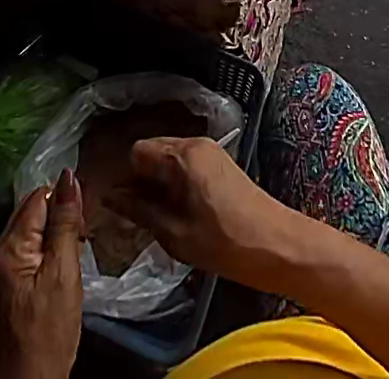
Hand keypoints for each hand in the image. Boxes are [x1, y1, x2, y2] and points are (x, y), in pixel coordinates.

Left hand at [0, 170, 83, 378]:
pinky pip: (24, 259)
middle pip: (29, 215)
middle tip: (86, 230)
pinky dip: (43, 256)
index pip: (37, 199)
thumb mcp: (64, 274)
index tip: (88, 209)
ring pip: (28, 237)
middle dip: (58, 215)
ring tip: (78, 247)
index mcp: (10, 247)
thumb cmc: (48, 333)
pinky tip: (61, 269)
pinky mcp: (1, 294)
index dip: (64, 197)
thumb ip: (66, 224)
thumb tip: (69, 178)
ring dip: (52, 236)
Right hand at [105, 137, 305, 292]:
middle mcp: (195, 142)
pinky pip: (186, 162)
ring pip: (169, 157)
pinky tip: (180, 210)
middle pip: (153, 150)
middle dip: (141, 178)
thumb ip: (139, 210)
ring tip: (160, 216)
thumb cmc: (224, 242)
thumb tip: (110, 197)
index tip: (124, 206)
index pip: (137, 151)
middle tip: (139, 214)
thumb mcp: (174, 233)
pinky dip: (176, 181)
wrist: (278, 245)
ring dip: (159, 181)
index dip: (126, 177)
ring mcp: (210, 150)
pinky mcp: (220, 161)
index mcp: (183, 154)